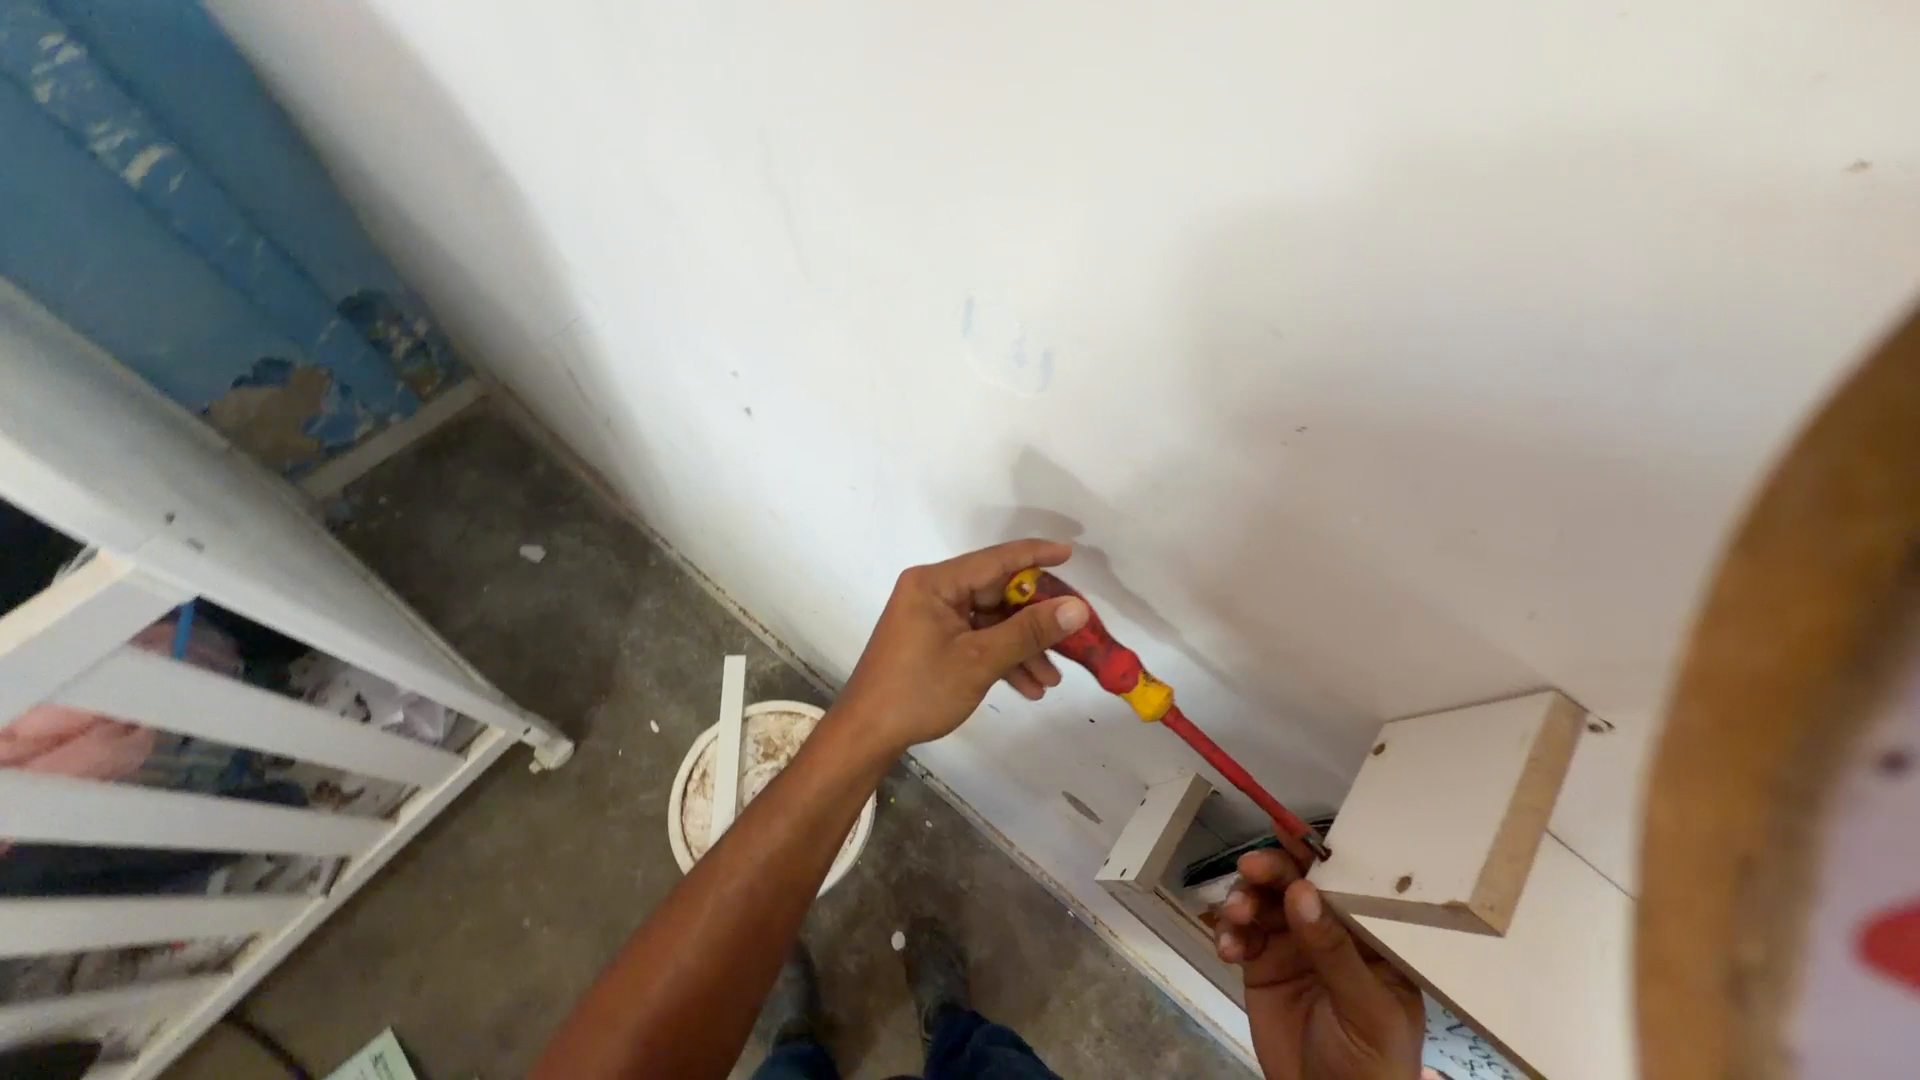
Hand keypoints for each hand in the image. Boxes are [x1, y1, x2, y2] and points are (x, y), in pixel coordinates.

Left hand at [829, 539, 1090, 754]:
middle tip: (1073, 636)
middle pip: (998, 593)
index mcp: (936, 583)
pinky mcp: (934, 641)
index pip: (996, 560)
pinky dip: (1002, 660)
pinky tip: (1029, 688)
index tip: (1070, 554)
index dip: (1036, 556)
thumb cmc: (918, 691)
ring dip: (1023, 648)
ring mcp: (933, 618)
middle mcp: (934, 592)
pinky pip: (978, 640)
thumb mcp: (979, 661)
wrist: (868, 734)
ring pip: (992, 622)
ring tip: (1051, 680)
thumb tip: (1077, 608)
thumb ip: (1030, 632)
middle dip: (1035, 621)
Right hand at [1216, 849, 1424, 1079]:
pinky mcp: (1260, 961)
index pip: (1346, 884)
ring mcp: (1292, 944)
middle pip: (1295, 882)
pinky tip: (1225, 949)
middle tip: (1249, 870)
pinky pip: (1239, 931)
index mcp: (1369, 938)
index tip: (1287, 833)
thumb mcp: (1366, 1011)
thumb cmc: (1371, 1066)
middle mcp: (1328, 931)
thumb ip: (1335, 951)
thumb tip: (1303, 891)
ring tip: (1234, 920)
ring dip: (1243, 900)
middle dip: (1270, 870)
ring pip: (1262, 900)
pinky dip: (1227, 932)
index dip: (1318, 856)